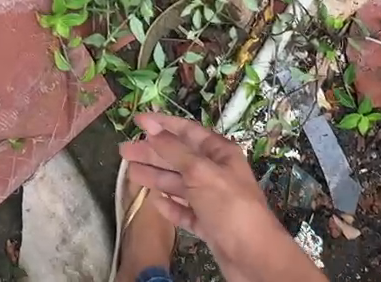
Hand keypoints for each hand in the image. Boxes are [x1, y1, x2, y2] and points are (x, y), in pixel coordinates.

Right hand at [118, 113, 325, 281]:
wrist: (256, 259)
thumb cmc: (230, 206)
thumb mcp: (200, 171)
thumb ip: (174, 150)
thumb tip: (150, 127)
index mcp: (219, 153)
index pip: (187, 131)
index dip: (162, 124)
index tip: (138, 120)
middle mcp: (215, 173)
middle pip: (178, 158)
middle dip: (152, 153)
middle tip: (124, 151)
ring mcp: (212, 201)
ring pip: (179, 184)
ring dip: (156, 177)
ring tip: (131, 173)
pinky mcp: (209, 226)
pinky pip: (186, 211)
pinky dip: (171, 206)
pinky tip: (155, 203)